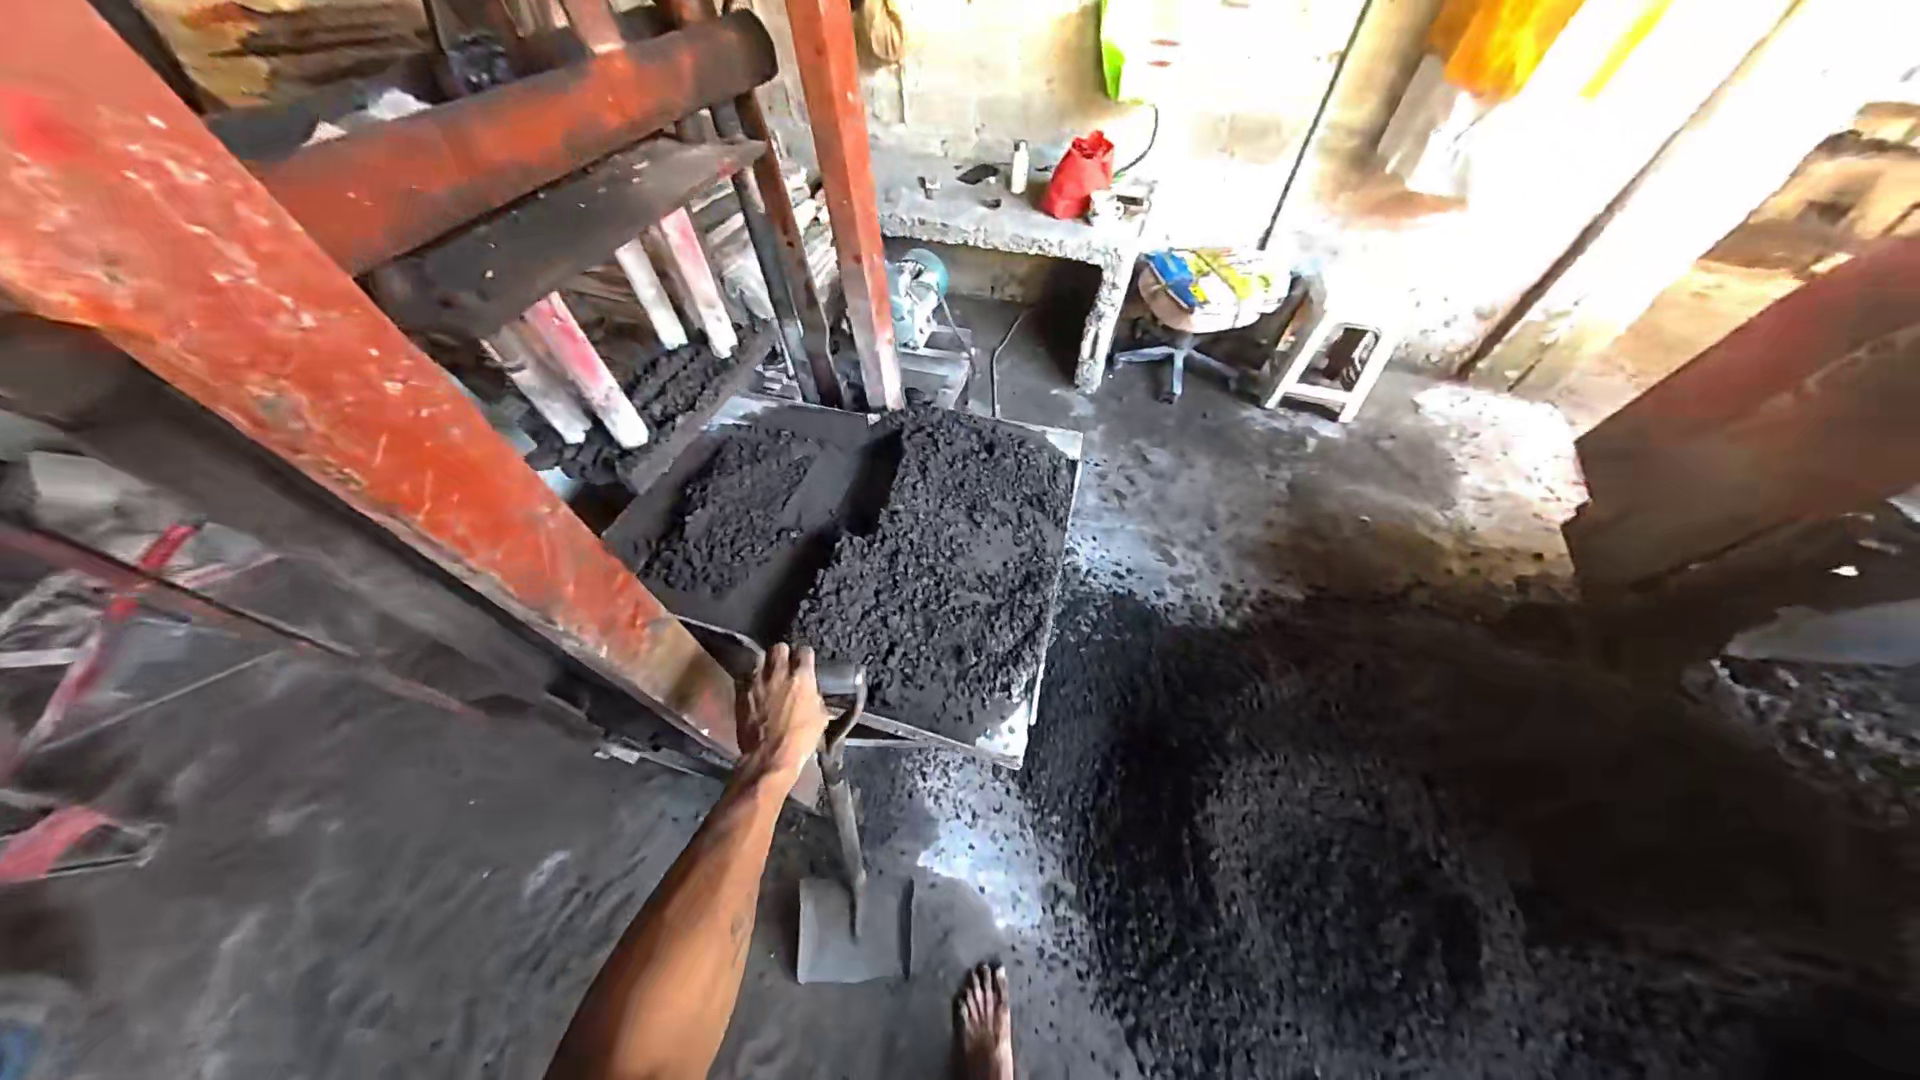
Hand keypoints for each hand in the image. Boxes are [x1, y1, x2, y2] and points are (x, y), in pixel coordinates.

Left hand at [737, 643, 830, 786]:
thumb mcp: (820, 718)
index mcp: (802, 677)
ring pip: (759, 658)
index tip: (805, 660)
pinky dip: (750, 679)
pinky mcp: (741, 692)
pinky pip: (745, 676)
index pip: (805, 651)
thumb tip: (814, 694)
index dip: (805, 655)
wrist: (769, 756)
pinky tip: (753, 687)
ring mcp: (757, 681)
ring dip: (765, 663)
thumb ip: (816, 698)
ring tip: (767, 672)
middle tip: (785, 663)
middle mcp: (779, 673)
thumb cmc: (800, 739)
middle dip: (783, 653)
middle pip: (779, 648)